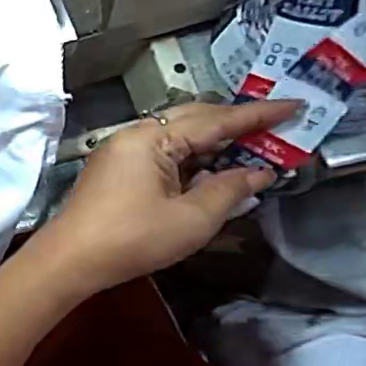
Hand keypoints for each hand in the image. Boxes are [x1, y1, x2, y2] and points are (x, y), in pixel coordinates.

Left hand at [23, 100, 299, 298]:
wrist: (70, 259)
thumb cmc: (132, 238)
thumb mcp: (192, 218)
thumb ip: (229, 189)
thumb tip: (257, 172)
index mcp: (150, 138)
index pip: (214, 119)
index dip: (257, 115)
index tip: (295, 106)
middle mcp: (132, 135)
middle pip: (192, 120)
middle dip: (235, 123)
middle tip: (276, 127)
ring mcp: (119, 152)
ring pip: (175, 137)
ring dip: (212, 143)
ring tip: (252, 150)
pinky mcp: (114, 171)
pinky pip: (160, 154)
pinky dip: (189, 159)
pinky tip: (210, 172)